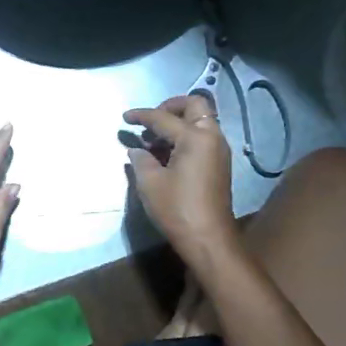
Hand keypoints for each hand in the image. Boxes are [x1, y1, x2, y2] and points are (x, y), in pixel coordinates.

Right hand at [124, 94, 234, 256]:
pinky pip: (203, 138)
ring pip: (200, 122)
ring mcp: (219, 150)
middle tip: (150, 122)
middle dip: (170, 107)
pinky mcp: (220, 164)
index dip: (142, 115)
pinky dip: (186, 137)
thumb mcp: (150, 183)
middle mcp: (212, 137)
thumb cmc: (177, 209)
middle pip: (194, 105)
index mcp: (196, 137)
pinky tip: (167, 155)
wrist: (208, 239)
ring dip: (178, 124)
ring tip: (154, 142)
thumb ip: (141, 159)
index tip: (125, 117)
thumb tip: (137, 150)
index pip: (163, 118)